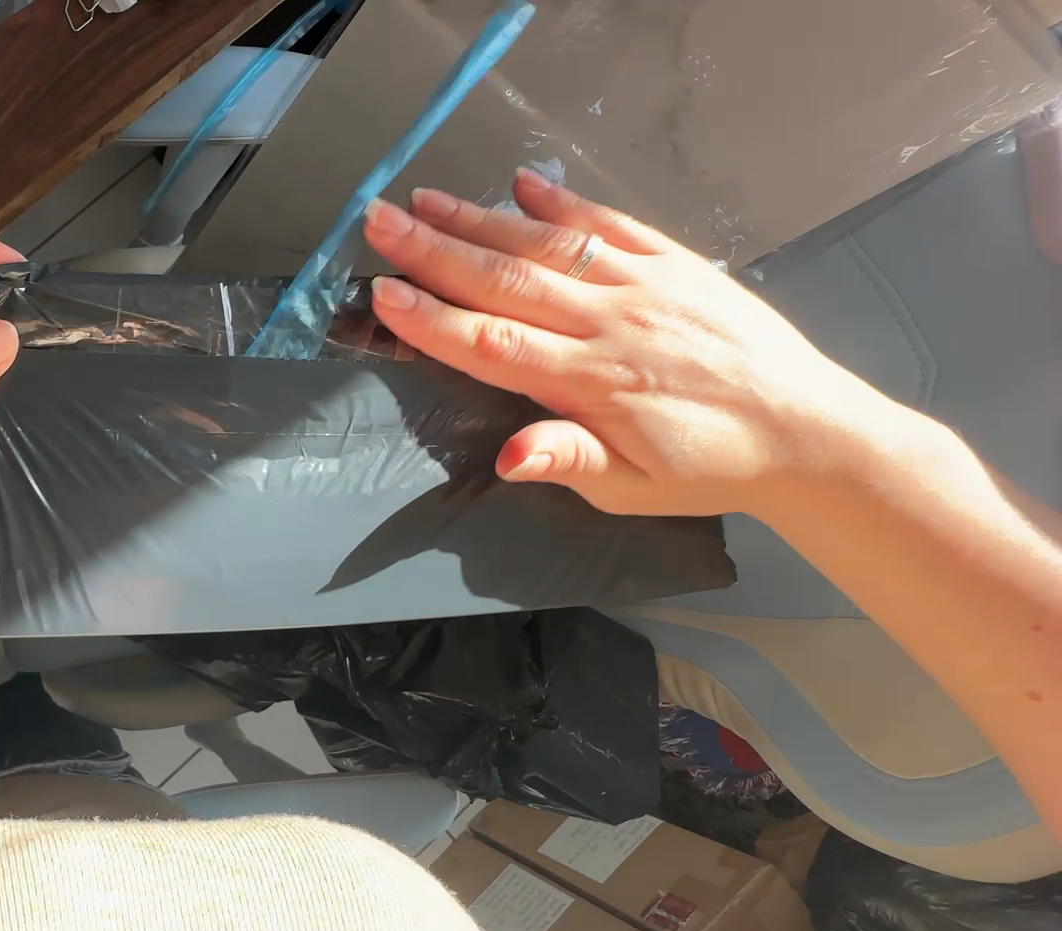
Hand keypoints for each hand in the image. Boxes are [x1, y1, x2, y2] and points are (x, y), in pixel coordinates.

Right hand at [361, 171, 908, 519]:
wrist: (809, 432)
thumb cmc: (703, 468)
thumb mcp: (629, 487)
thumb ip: (568, 461)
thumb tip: (508, 456)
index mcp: (590, 381)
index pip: (491, 343)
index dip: (432, 318)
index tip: (384, 291)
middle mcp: (610, 322)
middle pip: (505, 281)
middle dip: (435, 251)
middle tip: (381, 222)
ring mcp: (645, 285)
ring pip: (547, 246)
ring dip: (480, 220)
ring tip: (425, 200)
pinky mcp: (678, 264)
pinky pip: (614, 224)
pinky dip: (565, 202)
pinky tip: (522, 184)